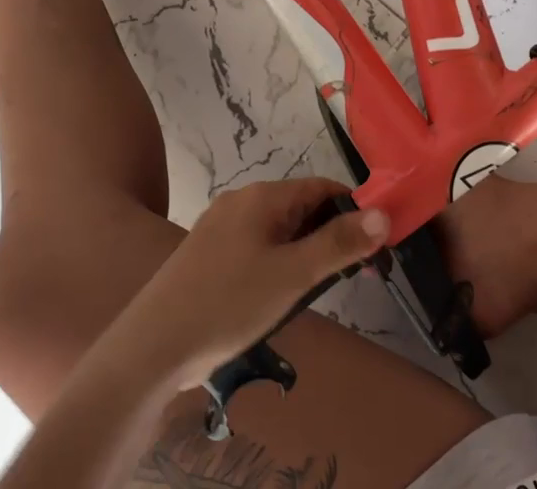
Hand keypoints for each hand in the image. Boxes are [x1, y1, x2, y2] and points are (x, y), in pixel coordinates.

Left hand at [112, 178, 388, 391]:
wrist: (153, 347)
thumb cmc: (229, 304)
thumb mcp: (293, 275)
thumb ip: (340, 244)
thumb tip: (383, 213)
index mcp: (262, 197)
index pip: (323, 189)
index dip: (353, 214)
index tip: (373, 251)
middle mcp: (240, 203)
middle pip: (301, 209)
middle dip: (330, 238)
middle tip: (350, 279)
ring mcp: (220, 228)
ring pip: (279, 232)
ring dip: (304, 256)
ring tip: (312, 294)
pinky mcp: (207, 255)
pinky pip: (256, 250)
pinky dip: (276, 266)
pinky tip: (276, 300)